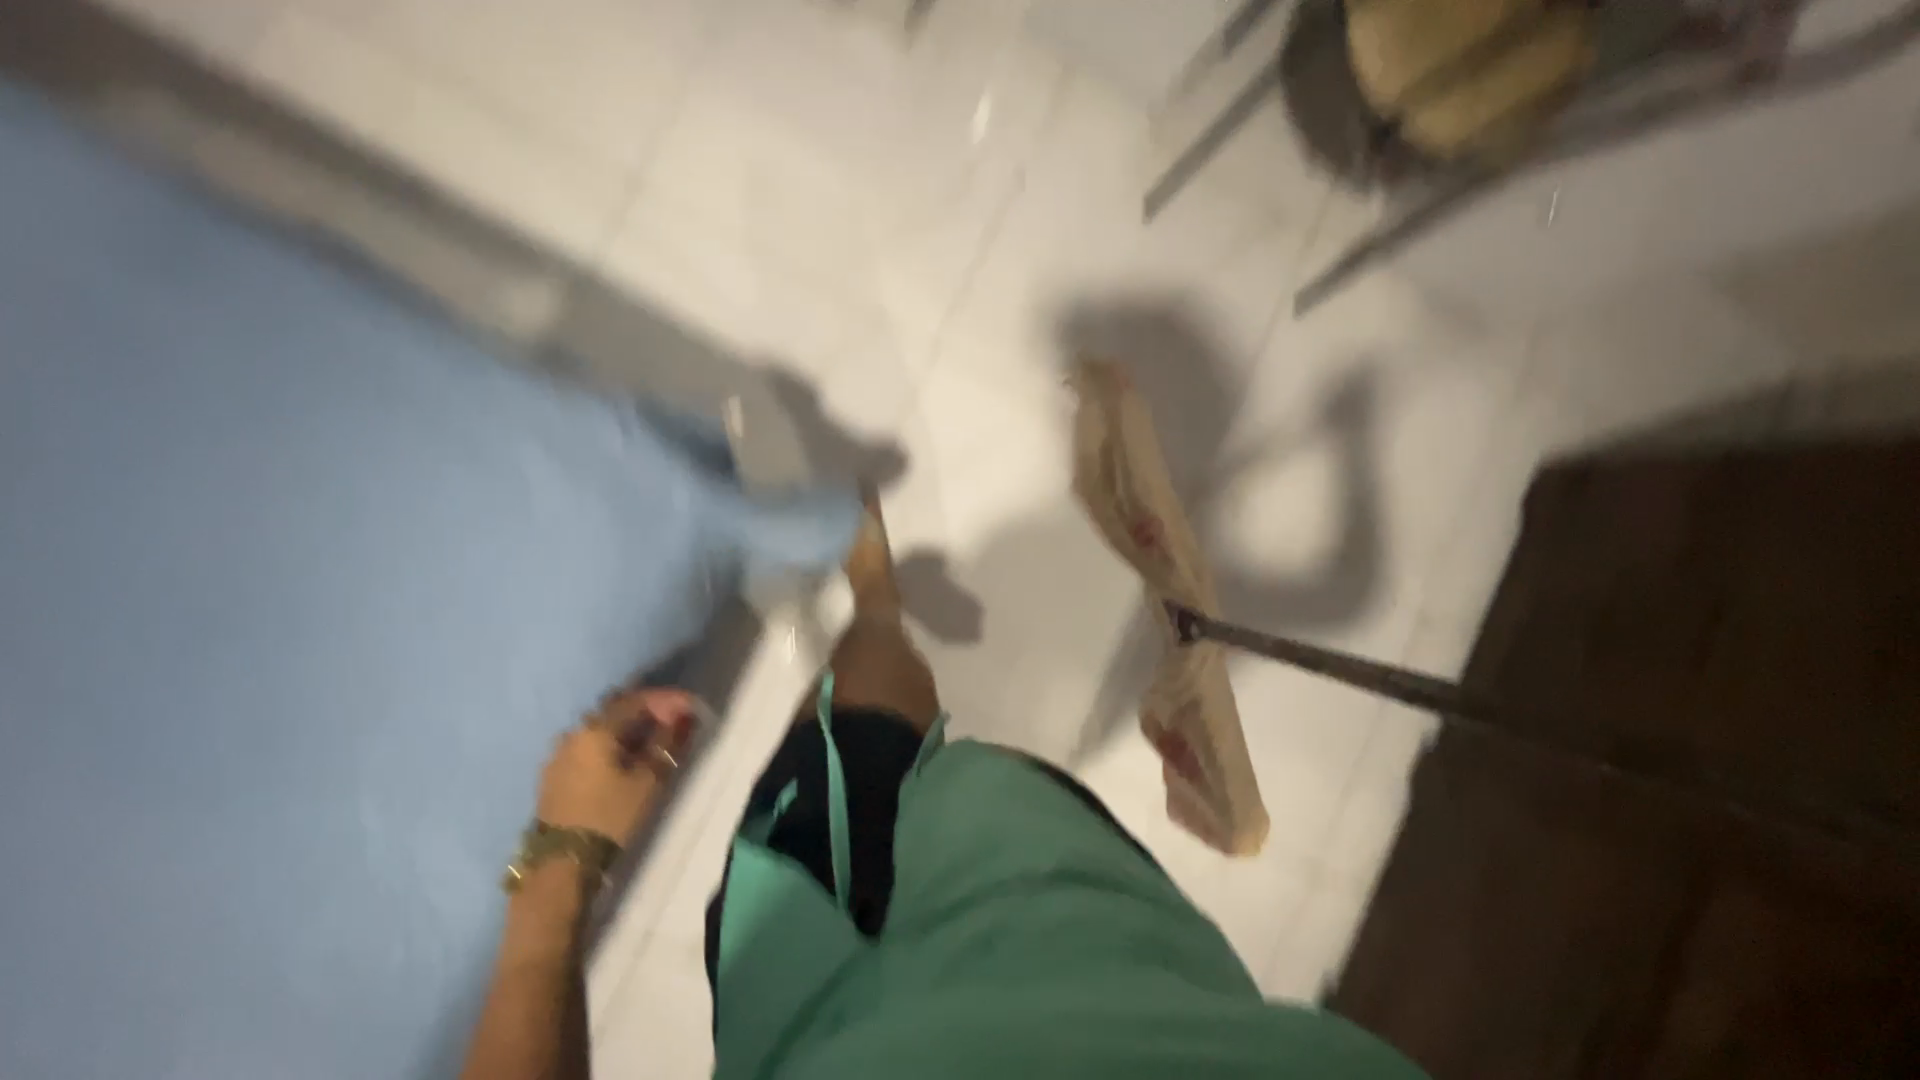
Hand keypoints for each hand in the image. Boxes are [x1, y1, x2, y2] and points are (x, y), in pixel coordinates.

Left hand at [535, 688, 697, 842]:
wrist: (563, 865)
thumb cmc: (611, 817)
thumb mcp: (648, 780)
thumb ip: (667, 742)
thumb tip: (682, 715)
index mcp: (594, 730)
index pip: (635, 701)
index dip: (666, 700)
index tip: (691, 707)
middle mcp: (572, 734)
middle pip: (615, 711)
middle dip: (647, 713)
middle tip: (674, 724)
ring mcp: (558, 756)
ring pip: (600, 731)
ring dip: (628, 732)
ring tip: (653, 745)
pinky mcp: (554, 777)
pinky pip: (588, 749)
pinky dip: (610, 748)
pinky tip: (626, 761)